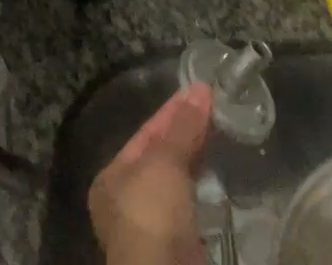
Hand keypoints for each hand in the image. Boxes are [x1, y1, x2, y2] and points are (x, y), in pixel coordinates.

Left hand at [89, 81, 213, 264]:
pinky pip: (189, 200)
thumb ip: (181, 127)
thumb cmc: (151, 214)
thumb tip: (200, 89)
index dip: (171, 110)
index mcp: (112, 178)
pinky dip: (202, 181)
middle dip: (185, 130)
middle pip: (160, 156)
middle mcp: (126, 199)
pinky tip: (218, 168)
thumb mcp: (163, 163)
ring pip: (176, 178)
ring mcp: (151, 223)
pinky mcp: (177, 241)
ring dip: (196, 154)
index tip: (198, 89)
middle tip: (214, 104)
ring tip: (220, 128)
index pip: (144, 134)